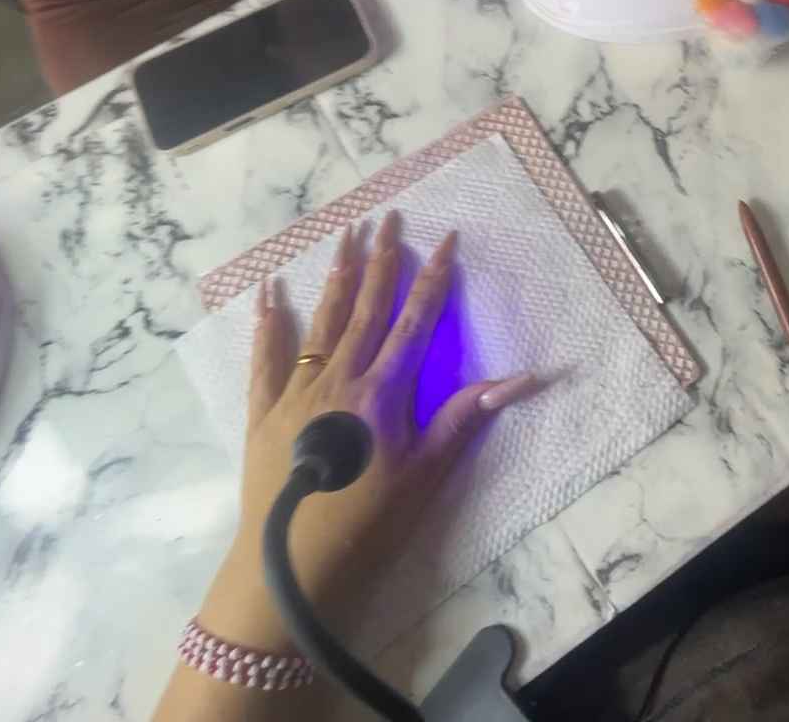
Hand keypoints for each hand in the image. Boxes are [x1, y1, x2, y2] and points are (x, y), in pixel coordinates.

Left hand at [198, 212, 537, 651]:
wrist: (290, 571)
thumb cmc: (370, 521)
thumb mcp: (427, 471)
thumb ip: (467, 415)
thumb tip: (523, 378)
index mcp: (383, 389)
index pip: (415, 319)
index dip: (433, 277)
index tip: (446, 239)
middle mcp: (339, 377)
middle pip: (367, 306)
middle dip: (382, 258)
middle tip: (389, 216)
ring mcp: (297, 391)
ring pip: (323, 320)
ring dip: (337, 274)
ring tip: (345, 233)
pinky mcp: (264, 411)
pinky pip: (266, 358)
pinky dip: (268, 324)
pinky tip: (270, 293)